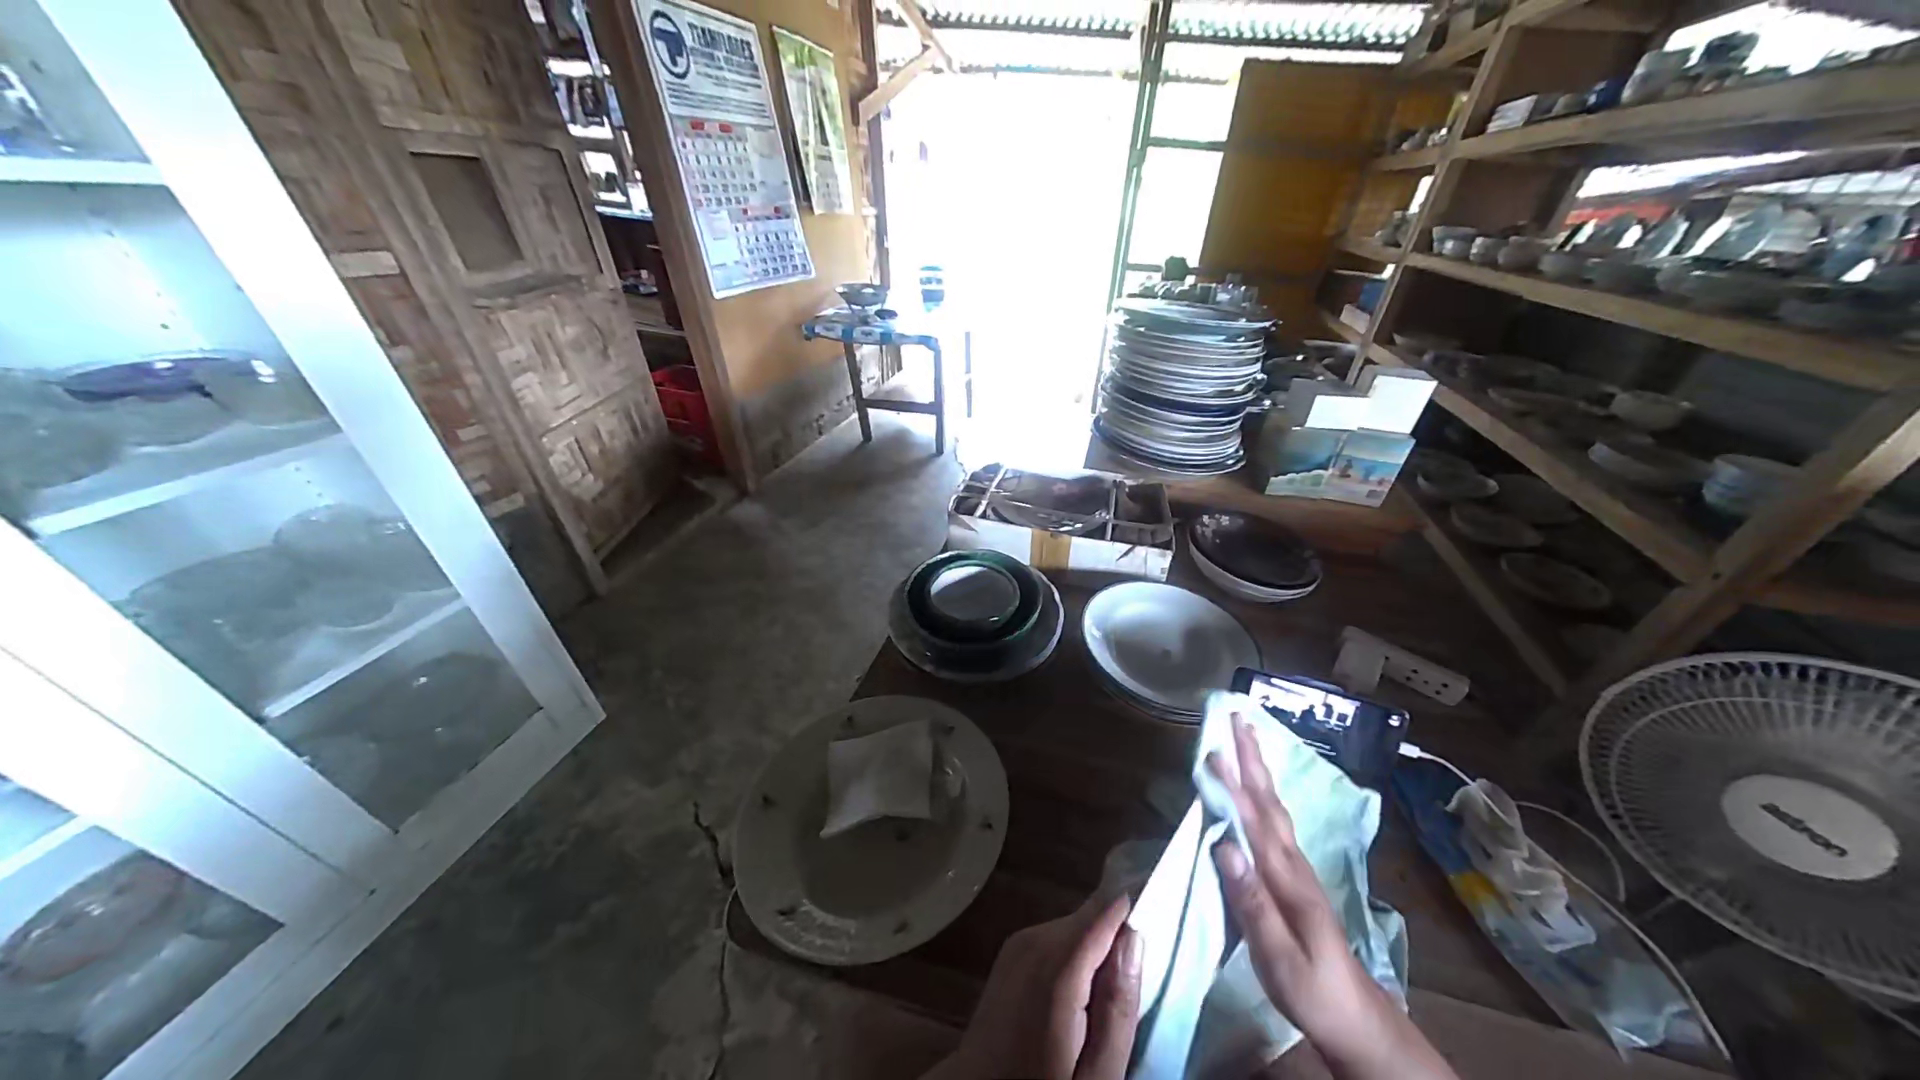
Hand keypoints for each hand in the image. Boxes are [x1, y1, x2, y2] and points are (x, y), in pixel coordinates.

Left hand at [926, 893, 1142, 1079]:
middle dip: (1118, 939)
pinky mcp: (1013, 949)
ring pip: (1077, 925)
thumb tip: (1135, 938)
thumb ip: (1117, 1008)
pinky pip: (1059, 936)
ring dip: (1098, 950)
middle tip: (1137, 982)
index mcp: (1056, 970)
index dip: (1136, 903)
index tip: (1166, 907)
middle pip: (1092, 917)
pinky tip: (1079, 996)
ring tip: (1105, 998)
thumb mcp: (1095, 1075)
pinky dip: (1077, 955)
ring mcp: (1019, 942)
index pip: (1104, 910)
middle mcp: (1035, 942)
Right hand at [1208, 715, 1457, 1079]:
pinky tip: (1259, 791)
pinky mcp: (1294, 878)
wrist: (1358, 1020)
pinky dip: (1264, 795)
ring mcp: (1297, 869)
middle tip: (1239, 719)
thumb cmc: (1312, 991)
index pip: (1254, 822)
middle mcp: (1294, 864)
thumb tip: (1225, 845)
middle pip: (1269, 802)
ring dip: (1259, 770)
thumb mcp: (1278, 957)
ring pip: (1275, 808)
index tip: (1213, 750)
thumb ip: (1252, 901)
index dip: (1233, 785)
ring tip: (1247, 740)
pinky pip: (1275, 823)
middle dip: (1253, 759)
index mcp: (1287, 880)